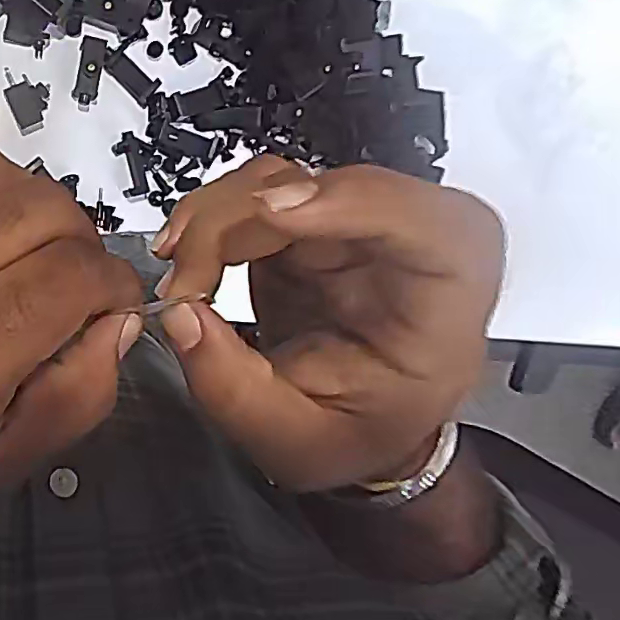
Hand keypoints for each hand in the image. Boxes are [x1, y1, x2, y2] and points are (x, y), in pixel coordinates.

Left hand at [0, 104, 143, 540]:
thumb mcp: (10, 461)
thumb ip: (81, 394)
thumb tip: (119, 322)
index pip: (77, 275)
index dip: (116, 286)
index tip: (116, 307)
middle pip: (44, 213)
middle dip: (84, 246)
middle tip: (78, 285)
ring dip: (30, 196)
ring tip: (35, 238)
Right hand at [151, 158, 503, 491]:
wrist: (356, 426)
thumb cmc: (354, 433)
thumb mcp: (291, 438)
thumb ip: (231, 387)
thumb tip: (180, 315)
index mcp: (440, 311)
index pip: (431, 227)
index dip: (354, 203)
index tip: (268, 212)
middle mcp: (403, 252)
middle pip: (329, 192)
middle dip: (238, 225)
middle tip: (188, 283)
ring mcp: (352, 231)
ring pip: (284, 180)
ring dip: (216, 217)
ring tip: (180, 273)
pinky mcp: (307, 227)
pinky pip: (254, 193)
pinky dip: (210, 217)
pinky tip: (185, 250)